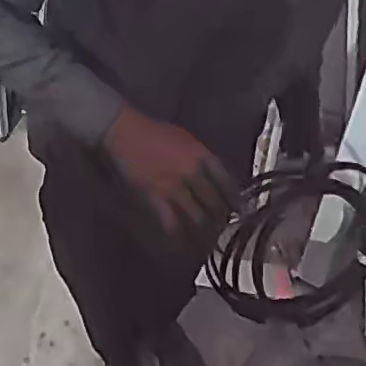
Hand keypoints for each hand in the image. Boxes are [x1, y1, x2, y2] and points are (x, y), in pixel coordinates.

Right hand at [102, 106, 236, 238]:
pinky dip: (175, 228)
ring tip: (207, 235)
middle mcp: (192, 172)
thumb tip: (208, 173)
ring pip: (196, 213)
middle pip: (213, 200)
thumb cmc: (154, 131)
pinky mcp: (156, 196)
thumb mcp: (184, 137)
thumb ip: (198, 156)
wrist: (126, 132)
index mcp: (201, 155)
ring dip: (203, 225)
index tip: (239, 208)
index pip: (225, 180)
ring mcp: (174, 186)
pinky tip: (179, 234)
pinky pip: (169, 218)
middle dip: (220, 215)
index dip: (234, 196)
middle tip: (223, 224)